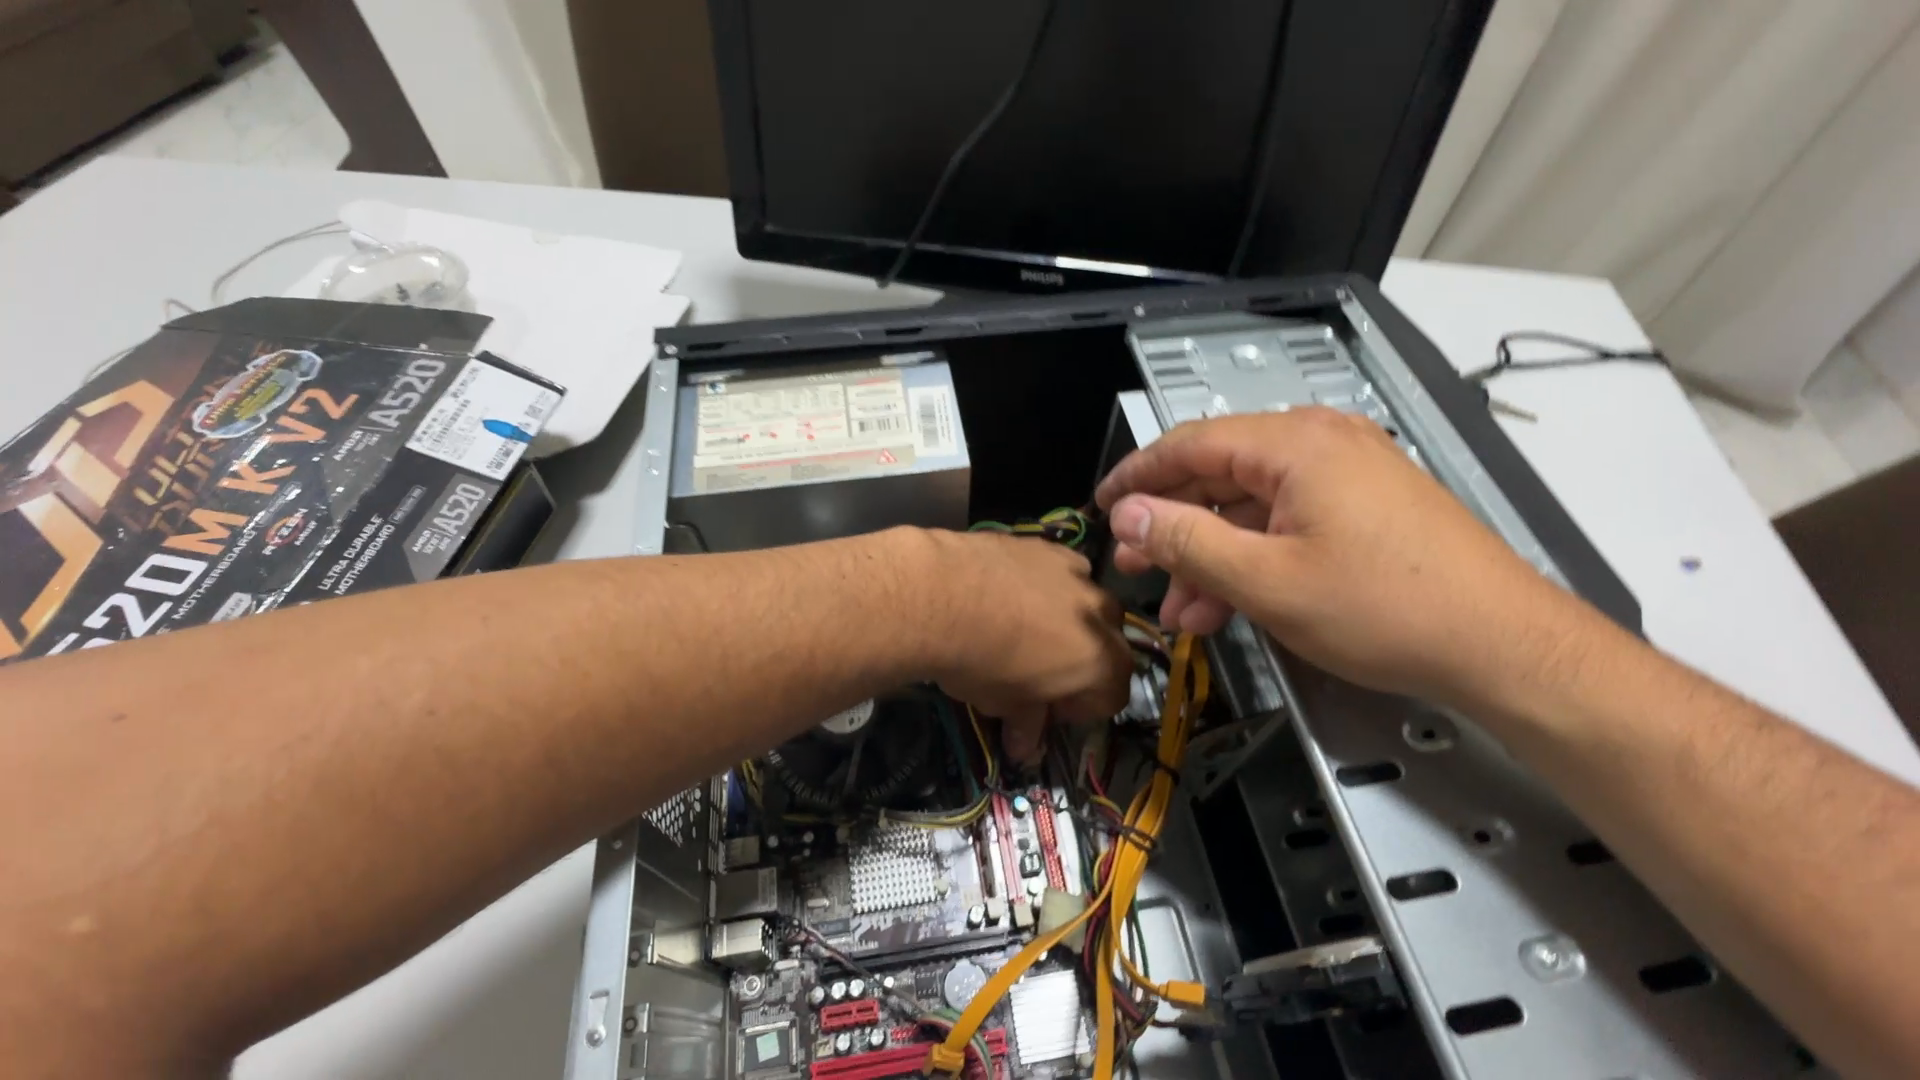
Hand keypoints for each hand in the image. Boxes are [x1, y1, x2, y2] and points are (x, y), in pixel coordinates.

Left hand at [911, 529, 1131, 762]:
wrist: (940, 593)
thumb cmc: (979, 660)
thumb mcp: (1003, 704)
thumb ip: (1026, 723)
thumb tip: (1024, 748)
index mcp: (1100, 661)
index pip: (1113, 696)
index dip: (1082, 709)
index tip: (1050, 711)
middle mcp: (1099, 613)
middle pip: (1108, 643)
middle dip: (1084, 659)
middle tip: (1041, 670)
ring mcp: (1075, 572)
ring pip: (1086, 600)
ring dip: (1068, 617)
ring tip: (1024, 626)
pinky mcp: (1046, 545)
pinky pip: (1059, 570)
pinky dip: (1044, 584)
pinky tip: (1007, 591)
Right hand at [1093, 409, 1593, 710]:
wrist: (1503, 646)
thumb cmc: (1384, 608)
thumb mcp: (1266, 580)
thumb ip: (1187, 541)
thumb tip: (1130, 514)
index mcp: (1295, 445)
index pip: (1190, 444)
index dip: (1138, 476)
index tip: (1103, 505)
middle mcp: (1321, 444)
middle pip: (1220, 475)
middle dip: (1172, 526)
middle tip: (1135, 566)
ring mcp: (1348, 475)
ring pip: (1251, 507)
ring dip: (1210, 555)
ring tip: (1181, 609)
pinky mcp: (1366, 508)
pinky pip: (1287, 523)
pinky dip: (1252, 559)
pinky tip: (1227, 604)